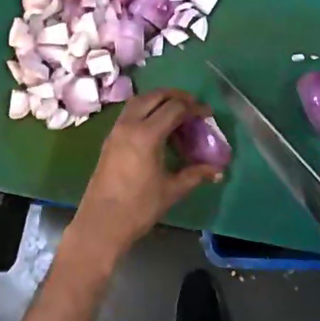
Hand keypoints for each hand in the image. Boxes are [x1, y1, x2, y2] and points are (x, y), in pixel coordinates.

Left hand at [65, 90, 221, 267]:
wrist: (100, 224)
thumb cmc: (138, 208)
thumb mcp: (171, 190)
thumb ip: (195, 175)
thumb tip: (218, 170)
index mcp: (146, 135)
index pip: (174, 108)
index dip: (194, 108)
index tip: (207, 113)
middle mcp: (129, 125)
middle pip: (155, 96)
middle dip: (176, 96)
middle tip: (192, 105)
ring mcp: (116, 130)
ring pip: (139, 101)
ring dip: (158, 99)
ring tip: (175, 111)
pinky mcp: (110, 138)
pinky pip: (129, 112)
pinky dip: (145, 109)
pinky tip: (156, 126)